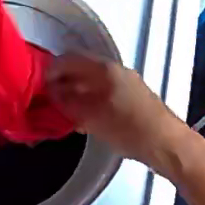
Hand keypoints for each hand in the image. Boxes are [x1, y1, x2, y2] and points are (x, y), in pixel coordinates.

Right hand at [45, 53, 201, 179]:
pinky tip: (82, 118)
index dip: (51, 70)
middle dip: (62, 82)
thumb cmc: (129, 128)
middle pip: (81, 70)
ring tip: (61, 110)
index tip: (38, 83)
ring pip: (91, 83)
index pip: (69, 59)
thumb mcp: (91, 116)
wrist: (166, 144)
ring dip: (75, 93)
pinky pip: (102, 93)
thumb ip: (68, 102)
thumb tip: (52, 92)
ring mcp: (126, 84)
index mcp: (105, 69)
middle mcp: (116, 71)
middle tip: (47, 98)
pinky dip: (88, 101)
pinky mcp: (131, 99)